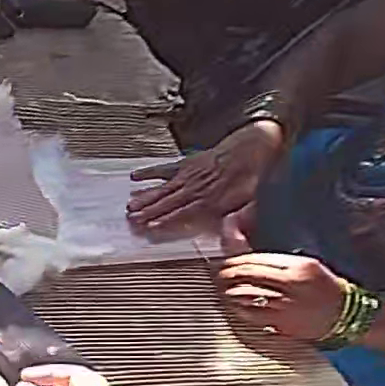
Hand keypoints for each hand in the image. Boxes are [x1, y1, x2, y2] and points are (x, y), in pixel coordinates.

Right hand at [127, 120, 283, 231]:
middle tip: (132, 219)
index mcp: (211, 200)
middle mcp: (197, 187)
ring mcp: (189, 174)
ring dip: (145, 197)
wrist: (254, 145)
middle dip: (149, 211)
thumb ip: (240, 221)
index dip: (166, 221)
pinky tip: (135, 177)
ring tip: (130, 205)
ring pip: (163, 188)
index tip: (150, 228)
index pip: (183, 213)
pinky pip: (164, 168)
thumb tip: (235, 240)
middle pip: (168, 202)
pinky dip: (149, 172)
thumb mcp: (253, 201)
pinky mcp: (186, 163)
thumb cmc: (251, 177)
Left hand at [216, 253, 346, 340]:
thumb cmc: (325, 288)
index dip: (236, 259)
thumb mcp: (308, 266)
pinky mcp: (281, 322)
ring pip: (245, 294)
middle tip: (219, 273)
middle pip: (248, 274)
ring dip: (228, 290)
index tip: (226, 261)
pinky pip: (250, 313)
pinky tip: (232, 305)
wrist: (346, 316)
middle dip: (228, 272)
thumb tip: (248, 258)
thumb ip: (279, 262)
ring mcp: (285, 304)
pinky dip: (237, 308)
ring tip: (222, 287)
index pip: (257, 259)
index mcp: (299, 266)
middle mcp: (291, 284)